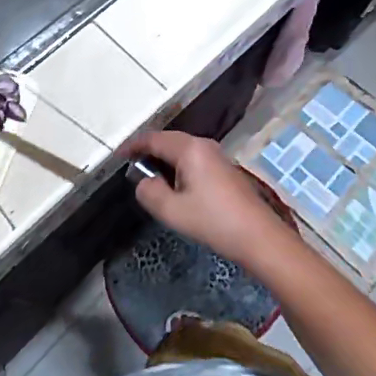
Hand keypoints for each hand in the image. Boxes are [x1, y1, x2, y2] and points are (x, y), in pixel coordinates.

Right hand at [127, 131, 292, 267]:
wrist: (258, 236)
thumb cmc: (213, 221)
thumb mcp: (172, 211)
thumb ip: (149, 192)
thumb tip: (144, 181)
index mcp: (189, 149)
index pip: (154, 139)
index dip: (133, 146)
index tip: (117, 156)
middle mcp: (204, 145)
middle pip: (169, 140)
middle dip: (149, 151)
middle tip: (131, 168)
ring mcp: (217, 156)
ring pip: (182, 150)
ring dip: (165, 160)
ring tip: (150, 179)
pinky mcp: (225, 169)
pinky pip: (194, 159)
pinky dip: (179, 167)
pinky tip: (176, 186)